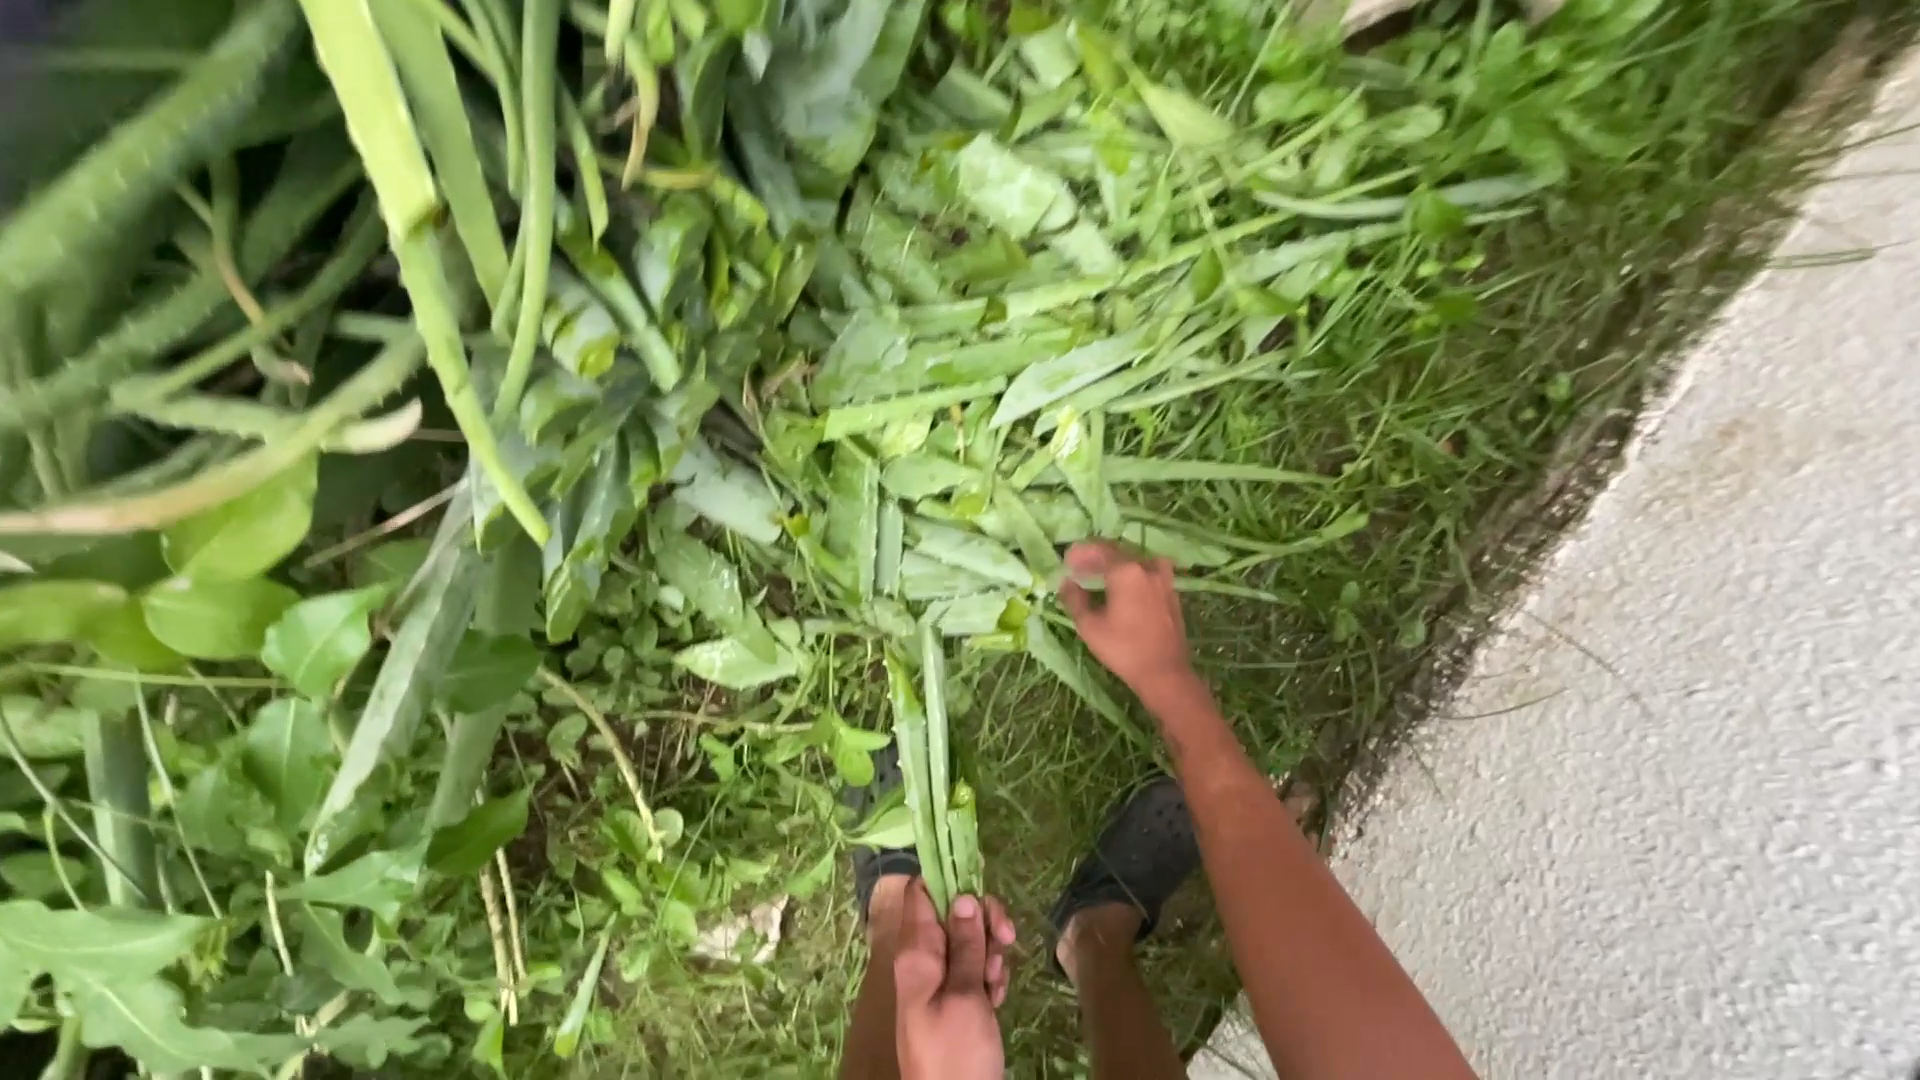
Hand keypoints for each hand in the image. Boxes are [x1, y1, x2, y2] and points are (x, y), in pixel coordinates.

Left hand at [893, 883, 1014, 1079]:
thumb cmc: (957, 1054)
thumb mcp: (966, 997)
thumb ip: (966, 945)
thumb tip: (962, 895)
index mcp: (916, 952)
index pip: (922, 892)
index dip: (950, 881)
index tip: (982, 887)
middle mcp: (923, 959)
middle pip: (953, 913)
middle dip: (983, 921)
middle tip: (1005, 940)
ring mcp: (938, 981)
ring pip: (968, 941)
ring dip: (990, 953)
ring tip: (996, 983)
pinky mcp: (954, 1000)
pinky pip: (973, 970)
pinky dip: (989, 977)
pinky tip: (997, 997)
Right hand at [1058, 540, 1195, 696]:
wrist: (1164, 672)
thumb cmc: (1123, 648)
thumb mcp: (1090, 626)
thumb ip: (1075, 599)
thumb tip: (1066, 583)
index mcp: (1125, 571)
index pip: (1099, 549)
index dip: (1080, 552)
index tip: (1067, 562)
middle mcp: (1147, 568)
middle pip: (1118, 550)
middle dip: (1096, 556)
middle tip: (1080, 568)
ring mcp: (1163, 580)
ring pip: (1136, 559)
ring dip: (1117, 562)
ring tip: (1103, 574)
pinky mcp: (1171, 593)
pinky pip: (1149, 571)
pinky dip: (1133, 572)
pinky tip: (1126, 587)